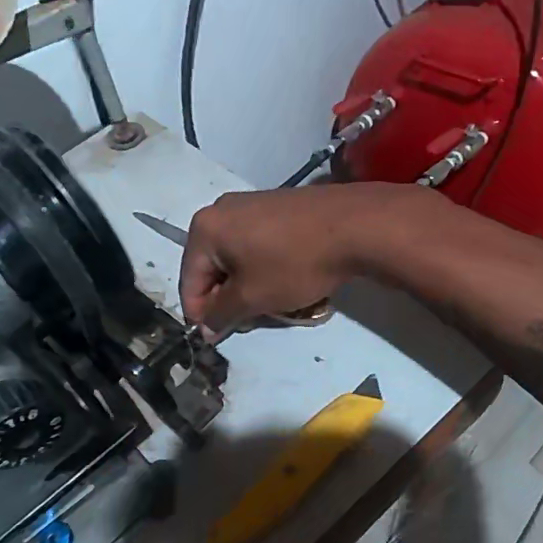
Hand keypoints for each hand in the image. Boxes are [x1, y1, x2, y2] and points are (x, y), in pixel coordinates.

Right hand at [179, 183, 446, 333]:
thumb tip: (205, 327)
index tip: (219, 337)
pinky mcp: (278, 206)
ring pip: (238, 258)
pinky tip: (286, 282)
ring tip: (272, 304)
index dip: (201, 315)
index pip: (189, 281)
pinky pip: (259, 245)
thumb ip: (222, 314)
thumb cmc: (295, 264)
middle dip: (227, 299)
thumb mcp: (253, 297)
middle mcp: (222, 210)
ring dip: (249, 286)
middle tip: (250, 321)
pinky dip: (266, 268)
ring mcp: (251, 204)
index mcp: (205, 228)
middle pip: (213, 267)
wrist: (353, 226)